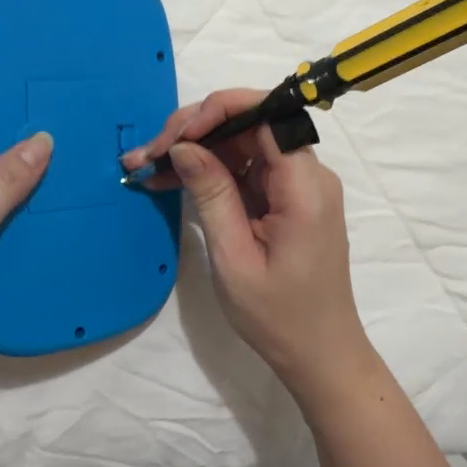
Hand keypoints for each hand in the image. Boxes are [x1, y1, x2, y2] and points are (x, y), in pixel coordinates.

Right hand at [128, 91, 374, 393]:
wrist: (319, 355)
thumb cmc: (279, 316)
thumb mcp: (234, 257)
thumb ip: (211, 194)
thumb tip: (183, 146)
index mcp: (304, 186)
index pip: (267, 115)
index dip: (219, 110)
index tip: (177, 135)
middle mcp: (306, 174)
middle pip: (249, 124)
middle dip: (195, 130)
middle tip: (148, 154)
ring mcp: (296, 185)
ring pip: (241, 142)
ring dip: (194, 149)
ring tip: (146, 164)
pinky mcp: (283, 198)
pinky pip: (244, 167)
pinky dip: (208, 169)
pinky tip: (169, 179)